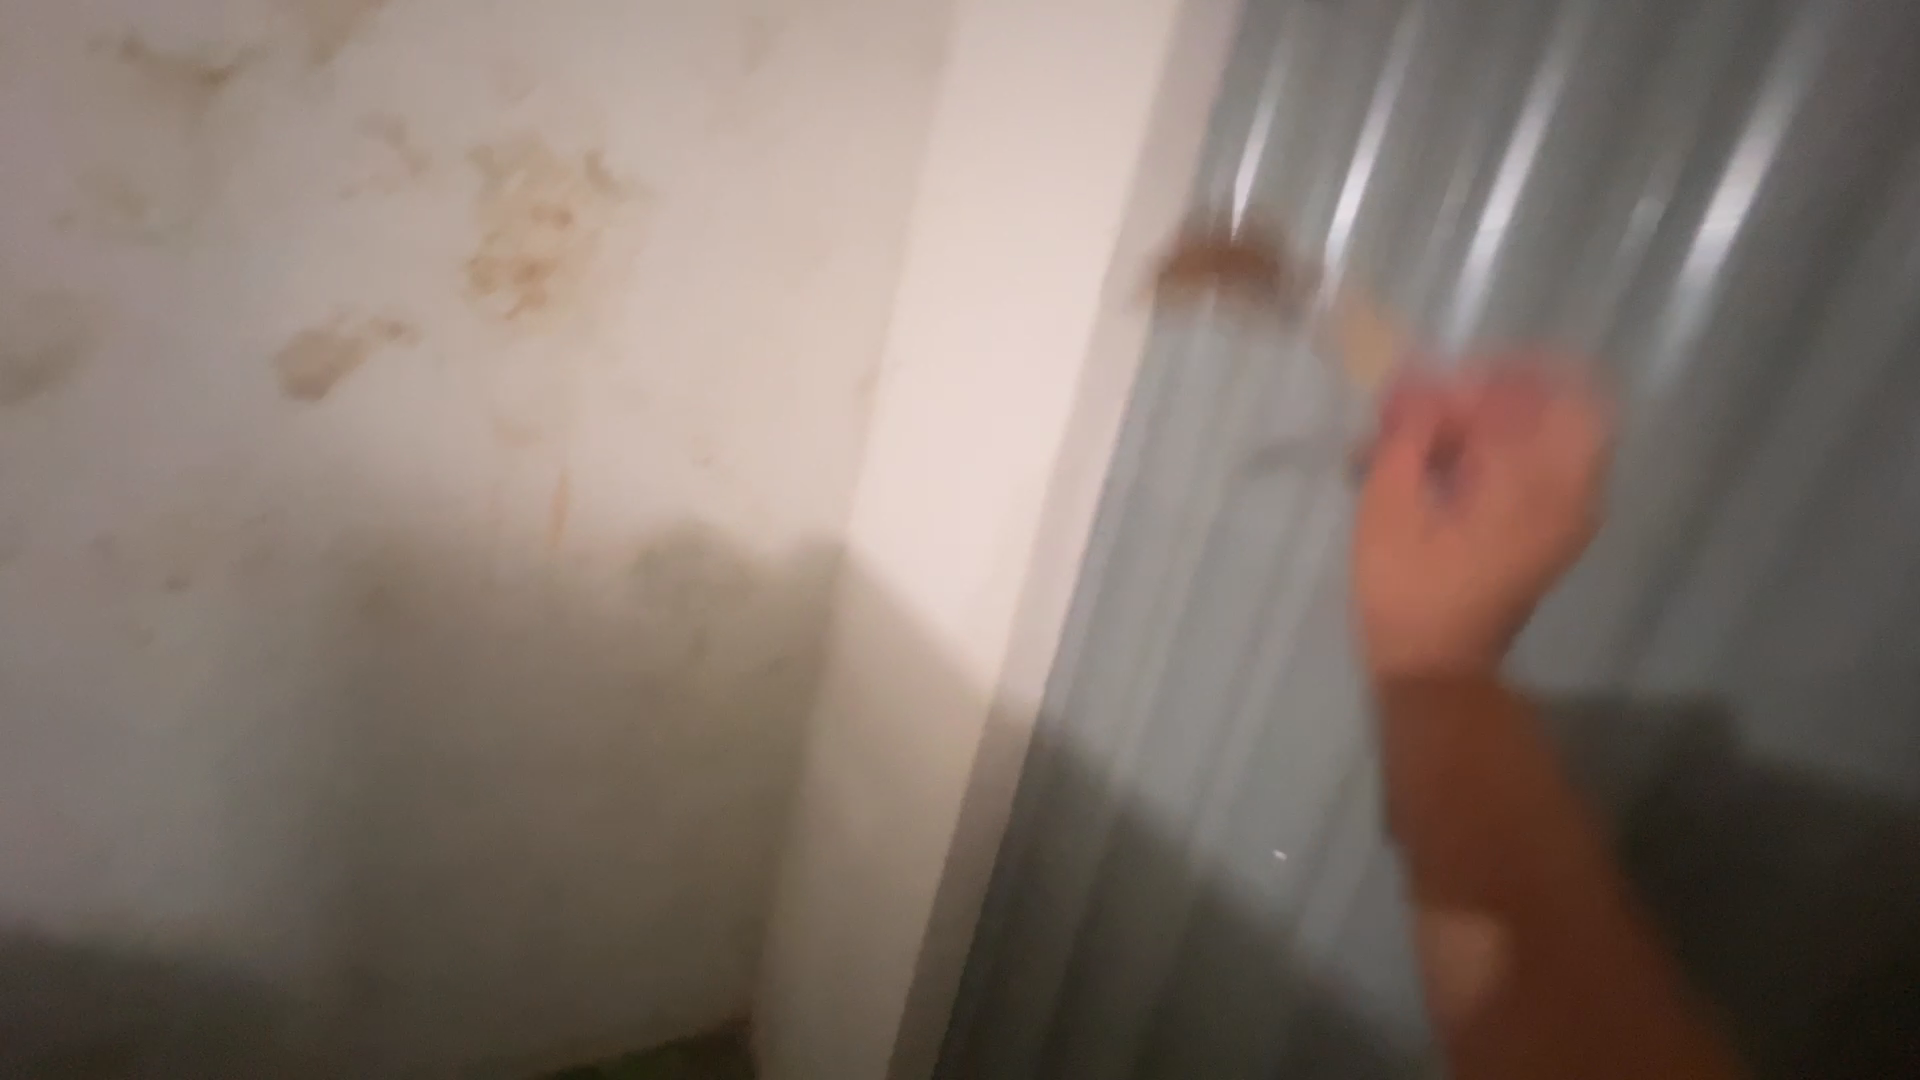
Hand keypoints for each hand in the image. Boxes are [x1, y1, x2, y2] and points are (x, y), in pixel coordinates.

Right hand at [1354, 357, 1611, 678]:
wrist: (1434, 661)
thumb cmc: (1402, 586)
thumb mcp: (1387, 508)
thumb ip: (1406, 437)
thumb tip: (1417, 387)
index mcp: (1530, 483)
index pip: (1517, 395)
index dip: (1463, 381)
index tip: (1411, 391)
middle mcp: (1570, 489)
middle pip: (1562, 400)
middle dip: (1497, 388)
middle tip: (1438, 400)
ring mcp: (1571, 510)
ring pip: (1558, 429)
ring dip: (1499, 417)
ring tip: (1432, 433)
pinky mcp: (1556, 527)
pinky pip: (1550, 462)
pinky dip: (1505, 447)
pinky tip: (1448, 463)